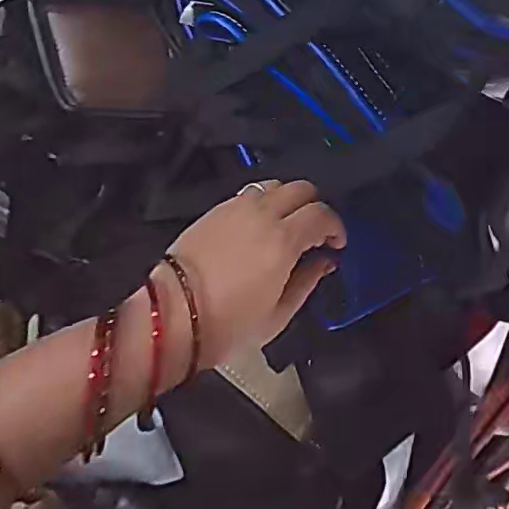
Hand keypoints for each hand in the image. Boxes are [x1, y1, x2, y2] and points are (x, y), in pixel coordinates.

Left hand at [165, 180, 347, 366]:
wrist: (172, 314)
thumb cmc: (227, 323)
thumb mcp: (278, 314)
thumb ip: (307, 281)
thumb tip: (325, 262)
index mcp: (283, 240)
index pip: (322, 214)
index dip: (336, 226)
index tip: (336, 243)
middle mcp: (262, 214)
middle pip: (301, 189)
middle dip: (315, 207)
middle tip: (315, 231)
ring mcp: (235, 207)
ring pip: (274, 185)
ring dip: (288, 199)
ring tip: (286, 224)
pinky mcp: (215, 209)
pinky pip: (249, 193)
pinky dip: (263, 202)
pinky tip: (259, 226)